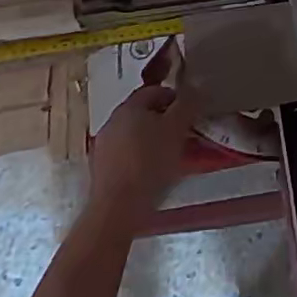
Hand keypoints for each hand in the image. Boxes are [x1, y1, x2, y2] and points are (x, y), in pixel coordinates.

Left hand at [87, 82, 195, 231]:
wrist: (117, 208)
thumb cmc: (150, 163)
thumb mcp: (176, 130)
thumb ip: (188, 105)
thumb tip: (195, 87)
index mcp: (129, 106)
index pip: (155, 91)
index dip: (176, 98)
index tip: (191, 113)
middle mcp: (113, 120)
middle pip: (143, 112)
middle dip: (165, 120)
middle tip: (184, 134)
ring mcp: (104, 146)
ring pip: (134, 134)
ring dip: (152, 139)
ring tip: (171, 156)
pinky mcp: (101, 170)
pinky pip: (126, 155)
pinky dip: (140, 158)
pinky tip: (152, 174)